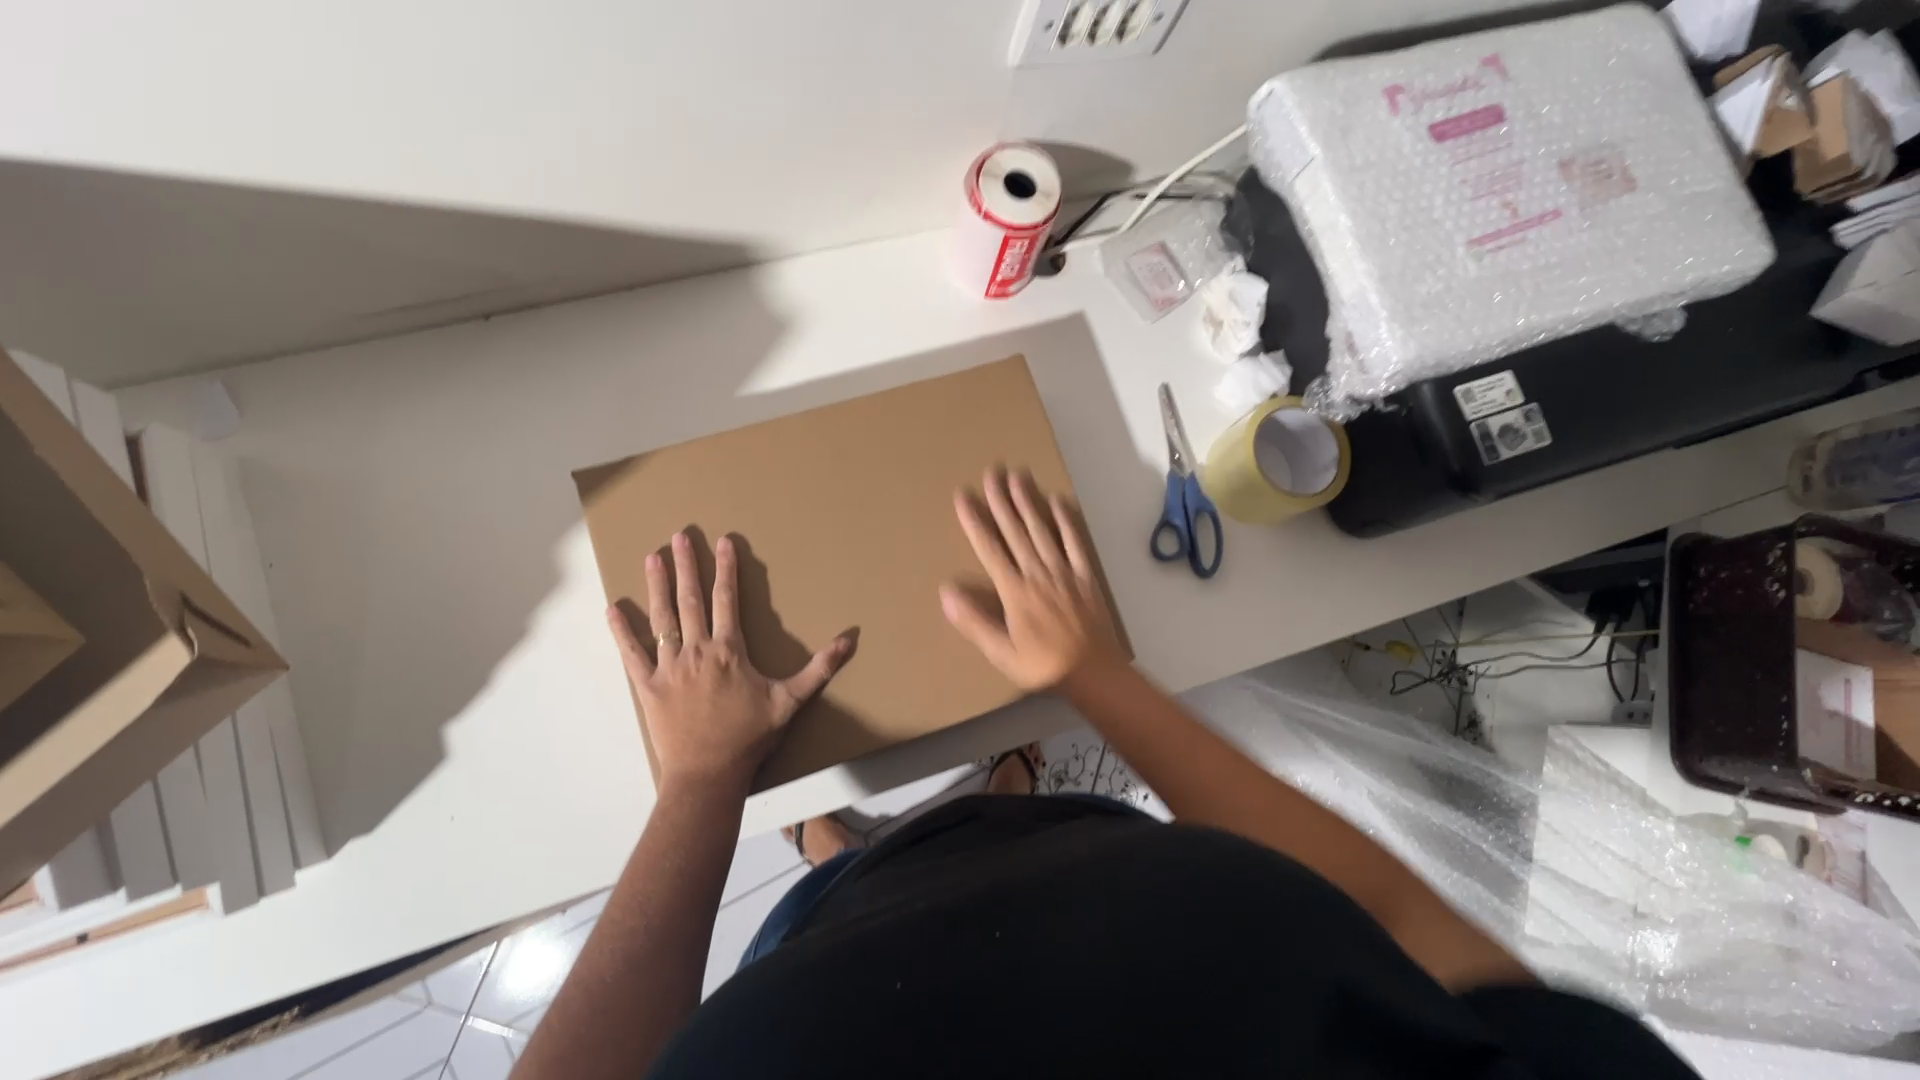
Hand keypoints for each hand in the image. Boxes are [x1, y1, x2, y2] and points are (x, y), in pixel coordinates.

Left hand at [607, 532, 853, 790]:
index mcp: (729, 650)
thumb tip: (848, 640)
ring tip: (652, 557)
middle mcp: (697, 651)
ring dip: (656, 586)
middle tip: (679, 536)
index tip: (723, 542)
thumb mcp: (791, 701)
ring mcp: (669, 667)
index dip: (726, 568)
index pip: (727, 599)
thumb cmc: (750, 737)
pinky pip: (631, 654)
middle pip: (690, 600)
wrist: (708, 773)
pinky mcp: (648, 687)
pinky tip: (613, 609)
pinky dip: (622, 631)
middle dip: (686, 565)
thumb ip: (819, 669)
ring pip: (662, 618)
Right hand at [941, 468, 1124, 691]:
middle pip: (1015, 530)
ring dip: (1029, 501)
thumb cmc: (1042, 666)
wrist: (1094, 673)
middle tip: (991, 471)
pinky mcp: (1085, 576)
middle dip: (1001, 500)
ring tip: (1018, 475)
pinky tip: (1058, 501)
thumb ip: (975, 621)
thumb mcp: (1001, 652)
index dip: (974, 521)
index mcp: (1014, 591)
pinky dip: (1066, 521)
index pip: (989, 548)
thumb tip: (946, 591)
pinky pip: (1074, 542)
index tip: (963, 496)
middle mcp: (1037, 573)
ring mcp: (1063, 572)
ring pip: (1042, 529)